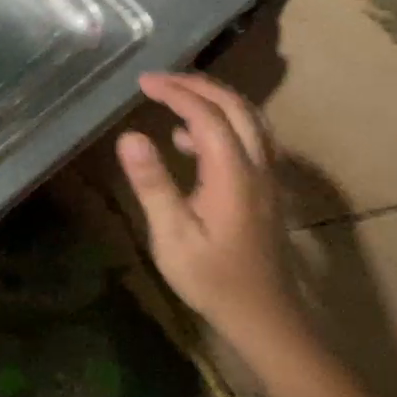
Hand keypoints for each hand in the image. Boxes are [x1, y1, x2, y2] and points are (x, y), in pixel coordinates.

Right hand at [116, 73, 305, 352]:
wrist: (264, 316)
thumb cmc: (212, 278)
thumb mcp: (172, 236)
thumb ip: (153, 183)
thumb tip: (130, 136)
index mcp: (233, 174)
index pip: (207, 115)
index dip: (176, 92)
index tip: (142, 82)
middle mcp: (257, 166)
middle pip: (236, 107)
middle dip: (197, 85)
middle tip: (158, 81)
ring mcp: (267, 177)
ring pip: (250, 119)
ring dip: (214, 99)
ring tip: (174, 97)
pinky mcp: (265, 188)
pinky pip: (251, 136)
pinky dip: (223, 121)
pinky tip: (191, 140)